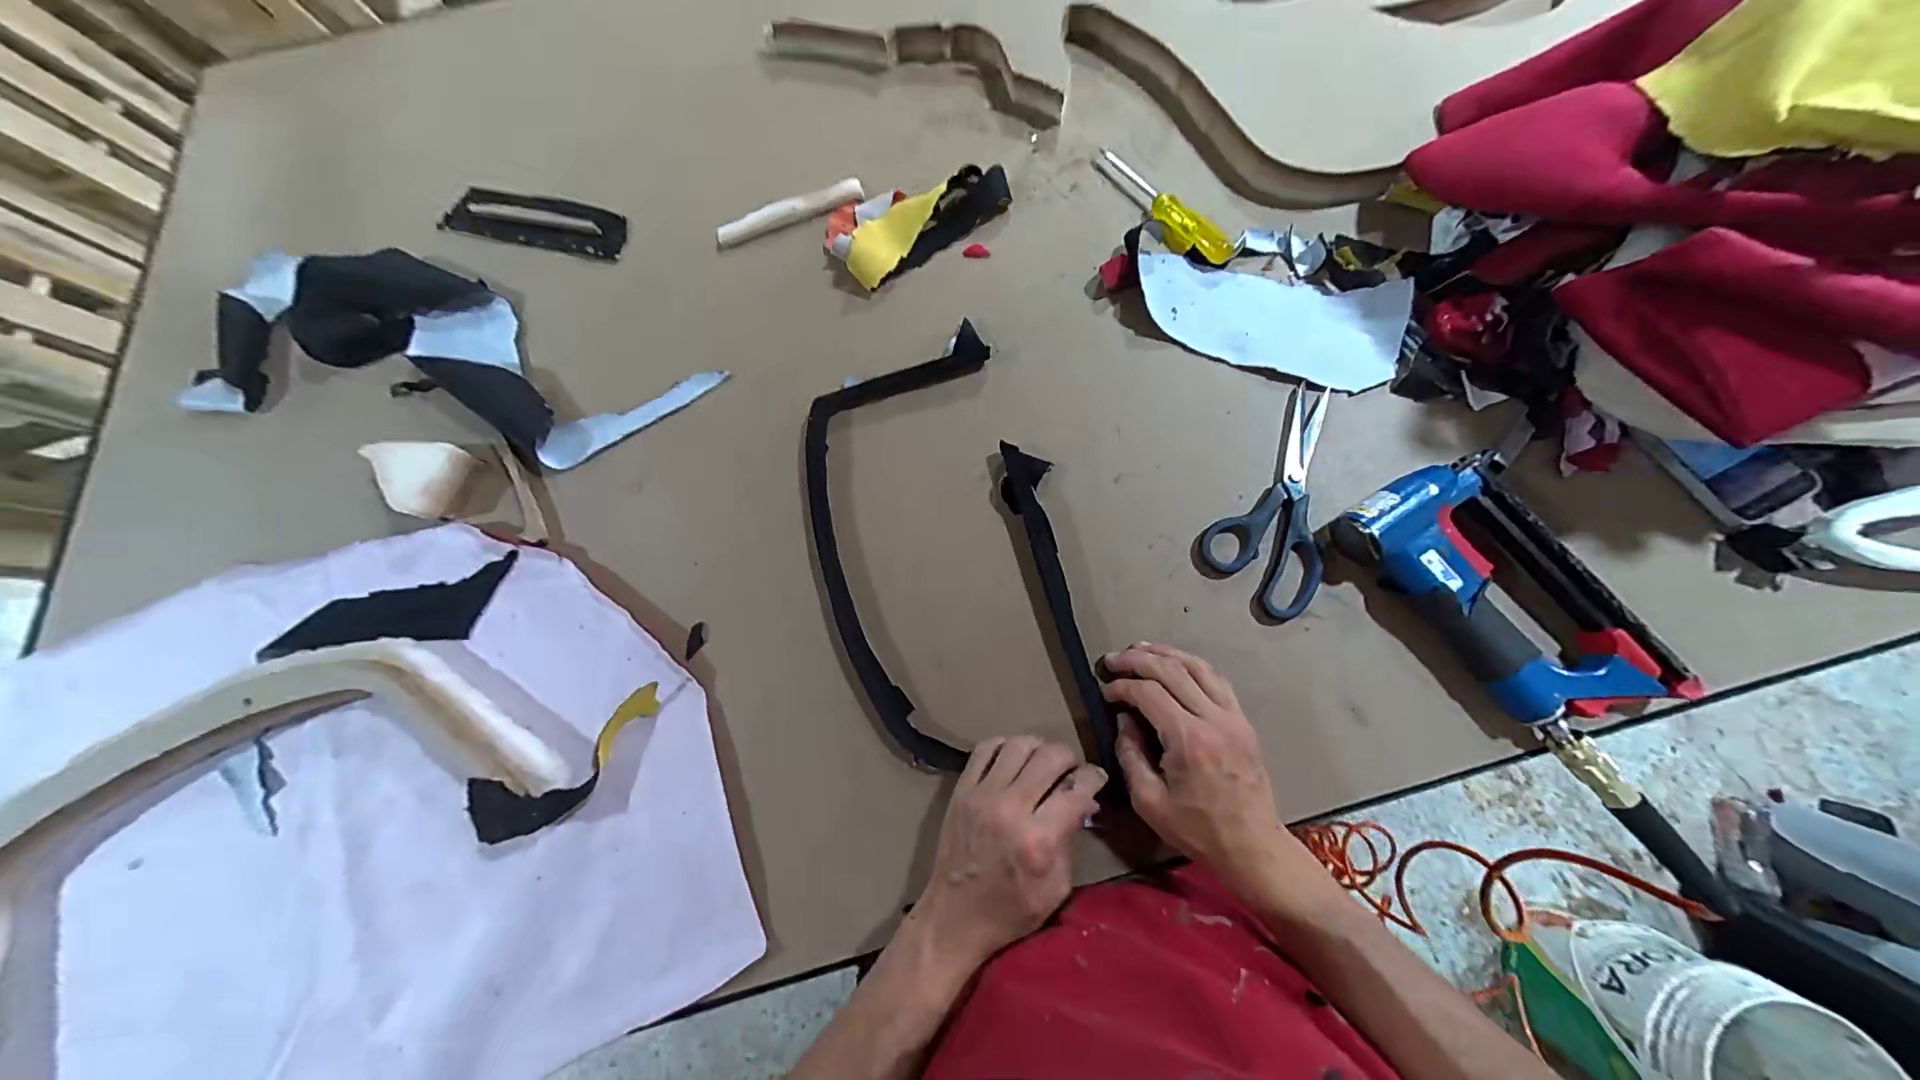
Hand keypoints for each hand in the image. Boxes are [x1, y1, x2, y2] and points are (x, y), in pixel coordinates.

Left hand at [911, 737, 1104, 968]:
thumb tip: (1085, 800)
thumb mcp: (1056, 887)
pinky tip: (1014, 758)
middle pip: (1050, 756)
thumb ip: (1071, 839)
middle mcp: (1009, 809)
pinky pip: (985, 748)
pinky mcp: (961, 790)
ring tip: (1043, 763)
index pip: (1077, 789)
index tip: (1096, 779)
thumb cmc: (1011, 911)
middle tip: (1070, 772)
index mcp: (1037, 840)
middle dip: (1069, 759)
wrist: (954, 918)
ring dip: (1039, 747)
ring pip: (1018, 744)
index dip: (1094, 778)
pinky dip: (1005, 745)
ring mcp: (981, 795)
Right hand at [1101, 643, 1306, 892]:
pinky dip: (1192, 665)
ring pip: (1198, 667)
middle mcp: (1214, 719)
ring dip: (1166, 653)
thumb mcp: (1149, 801)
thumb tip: (1124, 721)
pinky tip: (1175, 663)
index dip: (1122, 686)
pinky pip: (1217, 680)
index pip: (1149, 693)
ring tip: (1140, 648)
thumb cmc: (1197, 829)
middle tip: (1113, 660)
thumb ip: (1130, 755)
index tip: (1106, 692)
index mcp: (1189, 740)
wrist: (1253, 846)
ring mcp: (1234, 717)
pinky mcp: (1243, 721)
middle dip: (1137, 660)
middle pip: (1172, 670)